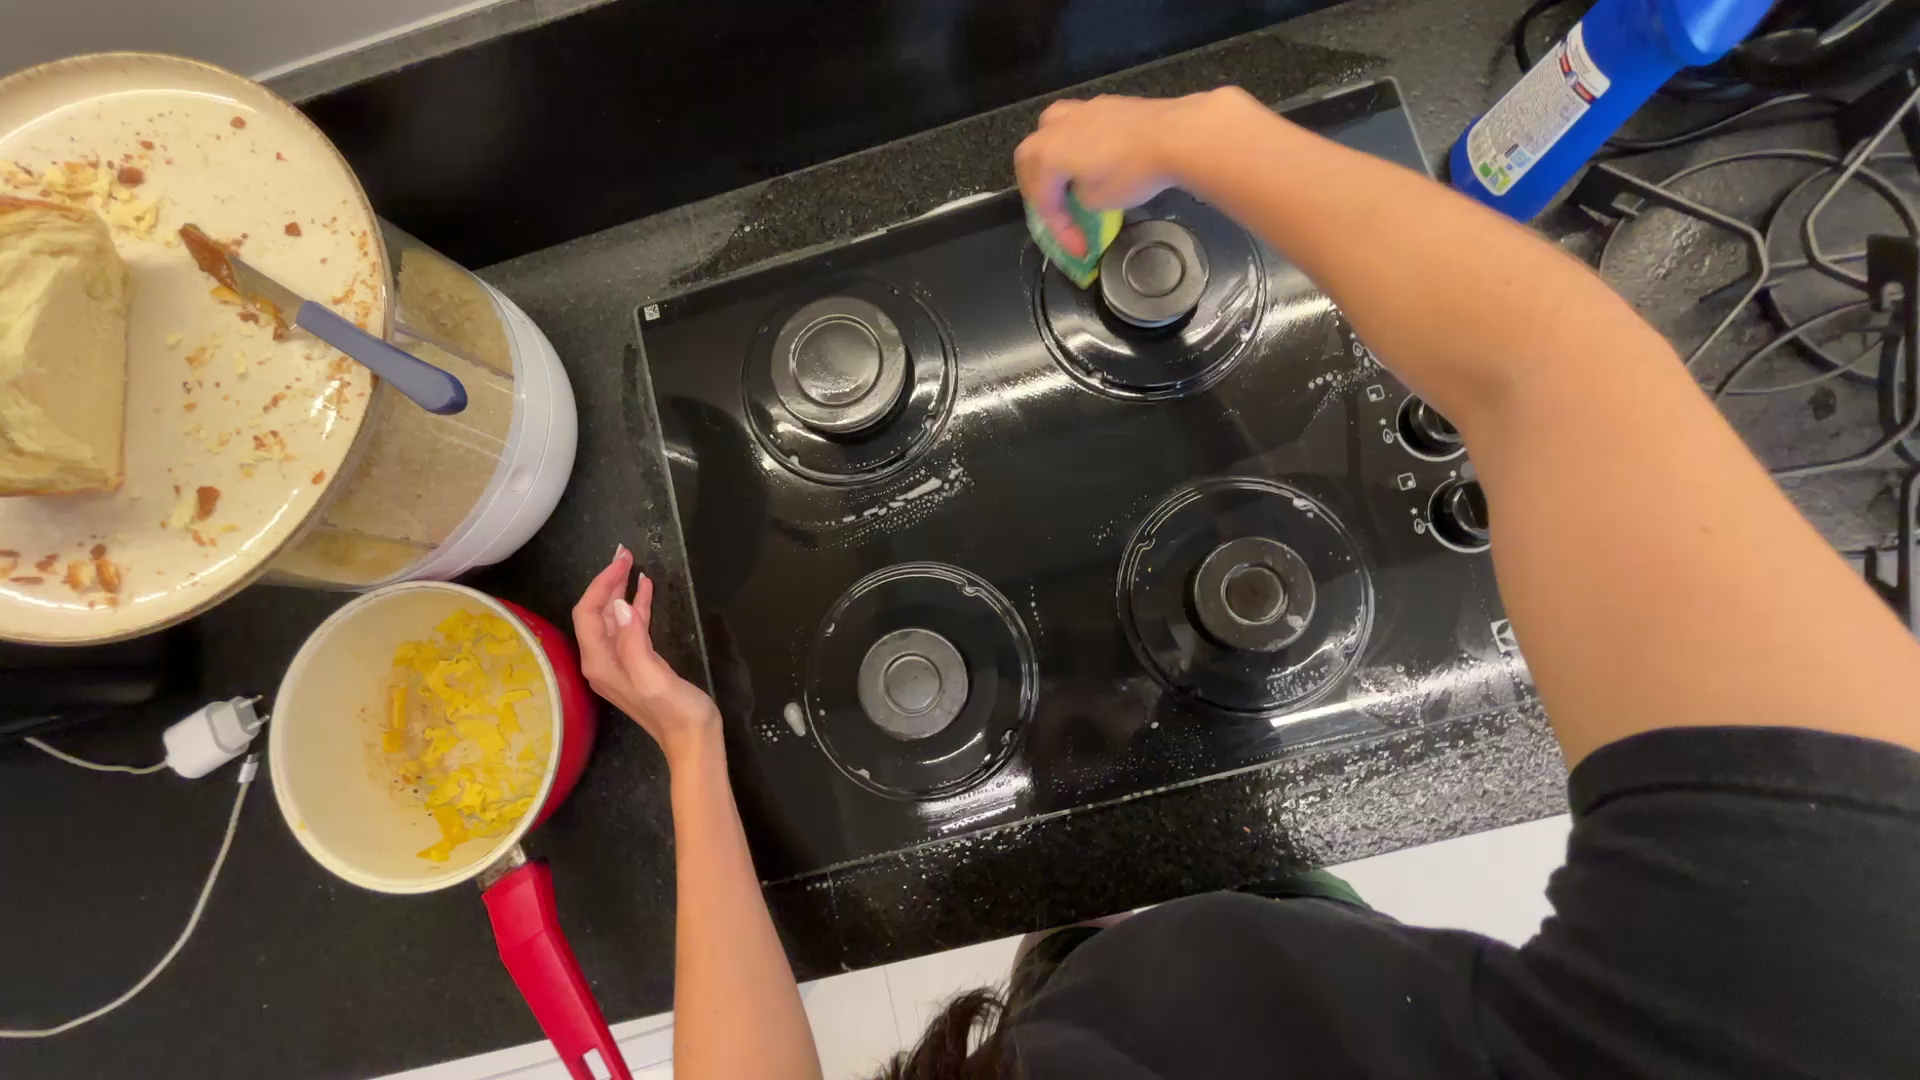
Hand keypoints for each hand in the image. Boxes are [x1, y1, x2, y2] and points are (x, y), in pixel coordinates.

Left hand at [572, 545, 719, 763]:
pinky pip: (629, 629)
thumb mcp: (654, 677)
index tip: (624, 560)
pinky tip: (646, 591)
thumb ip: (634, 642)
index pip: (590, 612)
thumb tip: (621, 605)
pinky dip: (636, 606)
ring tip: (634, 565)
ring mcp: (619, 665)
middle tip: (626, 553)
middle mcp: (603, 662)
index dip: (603, 583)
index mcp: (602, 662)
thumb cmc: (676, 712)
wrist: (693, 741)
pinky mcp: (637, 666)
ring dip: (620, 591)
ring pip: (612, 618)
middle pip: (596, 613)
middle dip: (608, 581)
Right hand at [1013, 90, 1230, 254]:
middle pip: (1031, 158)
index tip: (1078, 248)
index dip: (1057, 229)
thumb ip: (1079, 198)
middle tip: (1054, 211)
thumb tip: (1082, 190)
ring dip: (1049, 156)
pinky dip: (1074, 144)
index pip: (1042, 198)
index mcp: (1048, 154)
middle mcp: (1057, 127)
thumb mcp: (1097, 202)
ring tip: (1063, 176)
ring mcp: (1083, 109)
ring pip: (1049, 130)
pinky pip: (1077, 124)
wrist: (1175, 135)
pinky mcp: (1107, 104)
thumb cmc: (1132, 172)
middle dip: (1038, 188)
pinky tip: (1091, 159)